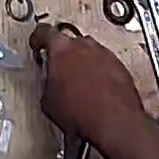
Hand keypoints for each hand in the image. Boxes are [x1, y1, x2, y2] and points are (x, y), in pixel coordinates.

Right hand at [30, 23, 149, 144]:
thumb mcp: (48, 101)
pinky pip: (106, 65)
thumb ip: (46, 82)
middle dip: (64, 55)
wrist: (114, 125)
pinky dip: (101, 74)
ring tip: (82, 87)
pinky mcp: (120, 67)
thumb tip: (49, 87)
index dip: (38, 39)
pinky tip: (98, 93)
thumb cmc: (82, 113)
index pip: (44, 32)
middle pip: (69, 42)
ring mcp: (104, 54)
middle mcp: (83, 44)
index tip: (38, 44)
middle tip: (61, 72)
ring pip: (89, 53)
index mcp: (60, 47)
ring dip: (84, 64)